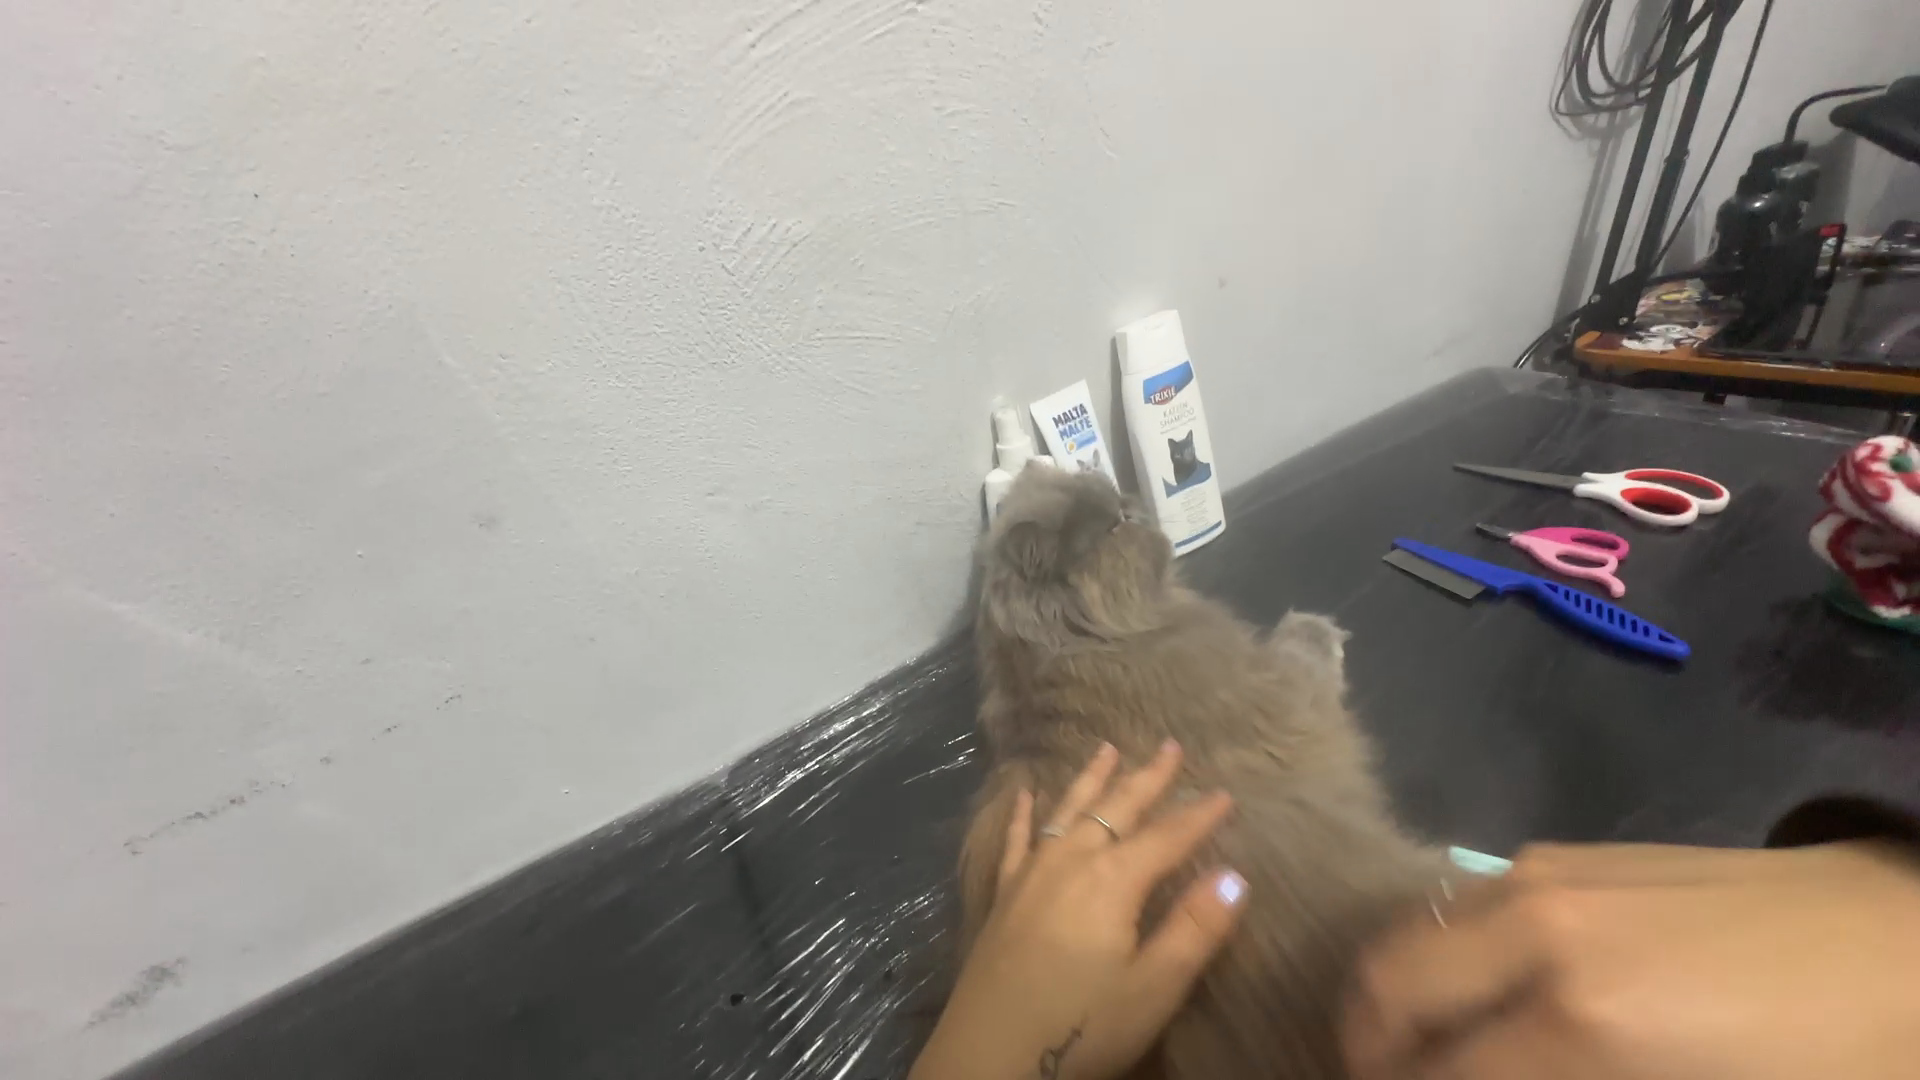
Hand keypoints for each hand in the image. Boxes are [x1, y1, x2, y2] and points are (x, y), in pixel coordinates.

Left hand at [910, 741, 1243, 1079]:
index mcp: (1114, 880)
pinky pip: (1017, 837)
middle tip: (1170, 746)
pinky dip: (1024, 811)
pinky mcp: (1004, 889)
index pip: (1167, 838)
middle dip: (1148, 777)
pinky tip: (1024, 791)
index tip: (1225, 792)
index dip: (1198, 815)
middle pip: (1117, 808)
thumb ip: (1195, 929)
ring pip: (1068, 809)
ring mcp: (1032, 870)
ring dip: (1092, 778)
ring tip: (1107, 747)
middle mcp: (1072, 859)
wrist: (991, 1051)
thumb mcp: (1154, 989)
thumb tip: (1236, 875)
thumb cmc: (1083, 1025)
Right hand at [1343, 840, 1919, 1079]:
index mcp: (1586, 1020)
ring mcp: (1527, 878)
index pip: (1446, 1070)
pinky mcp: (1540, 856)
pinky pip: (1447, 911)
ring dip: (1387, 996)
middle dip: (1364, 1042)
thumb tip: (1487, 1075)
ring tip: (1404, 1042)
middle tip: (1370, 1075)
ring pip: (1403, 936)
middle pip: (1389, 983)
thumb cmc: (1838, 1064)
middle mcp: (1529, 932)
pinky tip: (1457, 990)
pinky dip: (1426, 958)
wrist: (1903, 939)